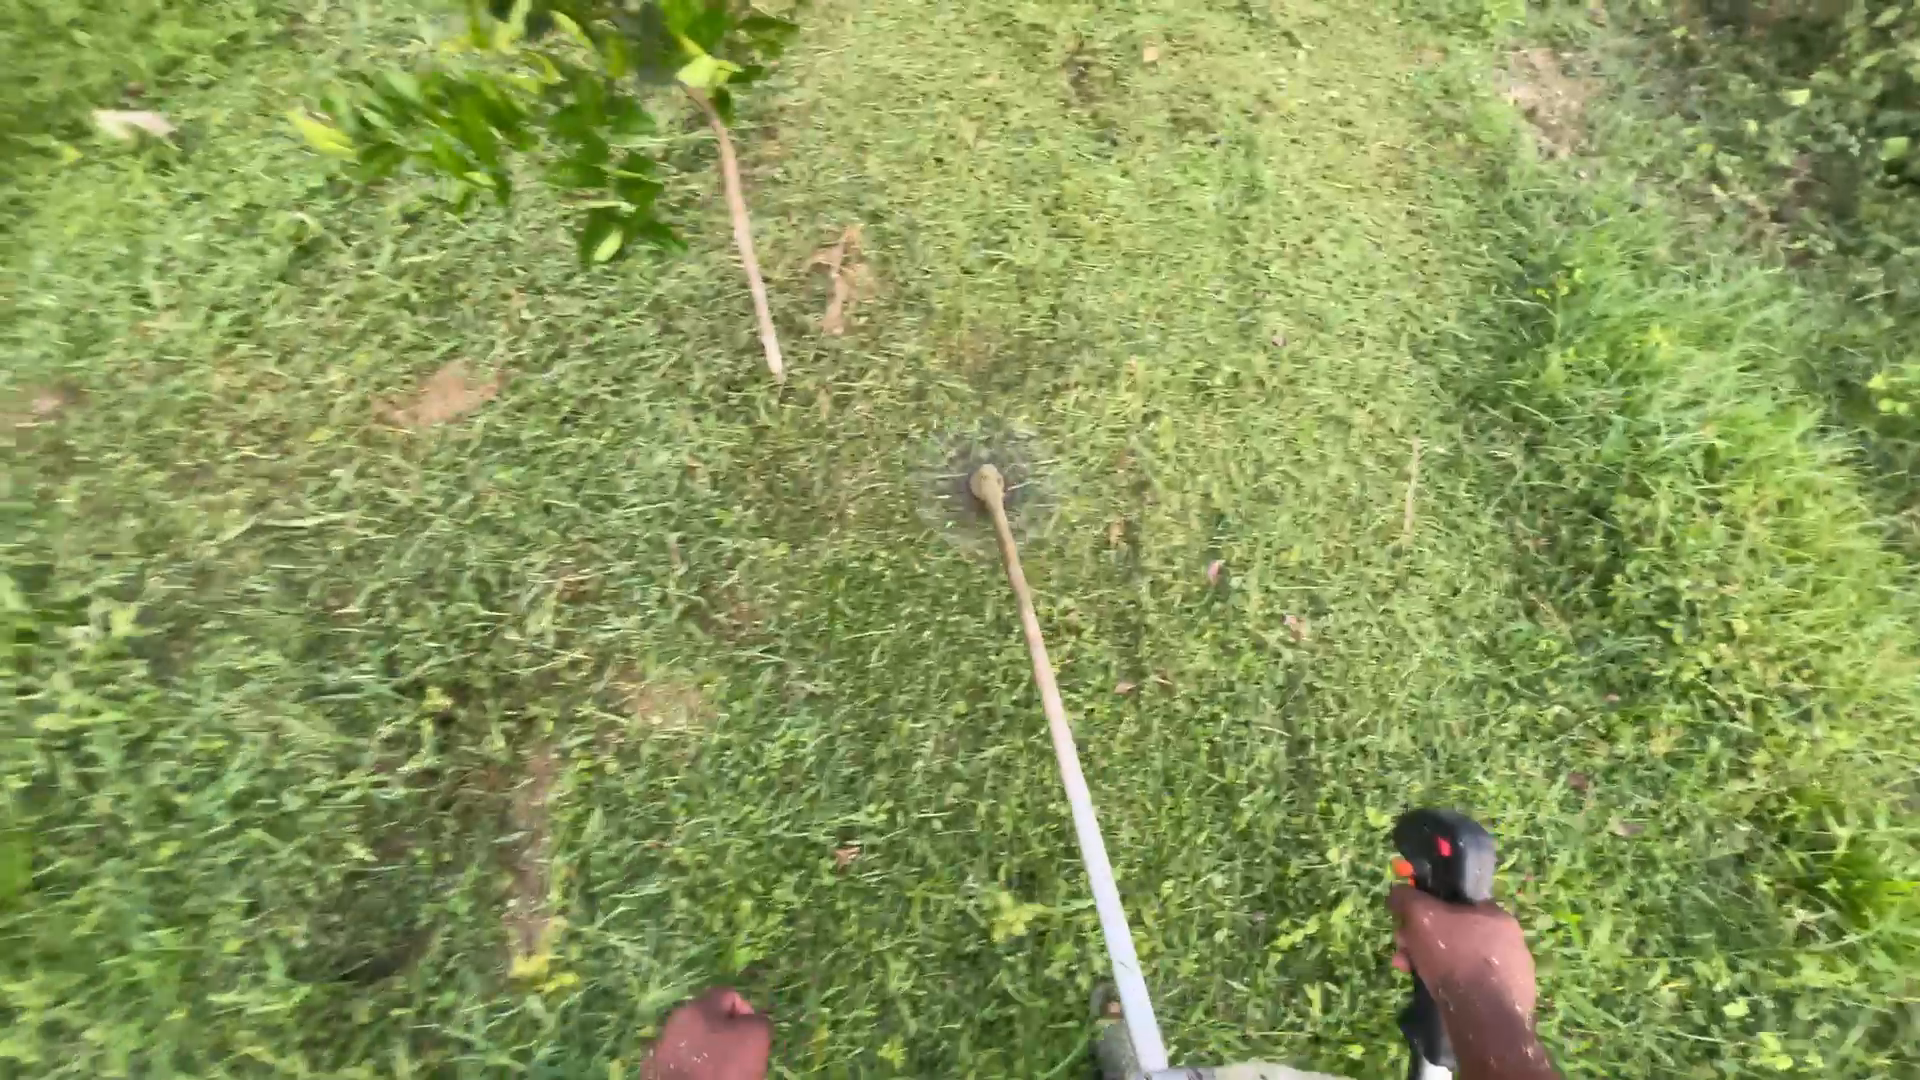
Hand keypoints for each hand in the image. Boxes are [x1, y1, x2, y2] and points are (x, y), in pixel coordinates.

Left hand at [642, 987, 771, 1079]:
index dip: (746, 1014)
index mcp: (696, 1007)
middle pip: (709, 1021)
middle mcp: (674, 1023)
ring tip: (720, 1071)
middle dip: (725, 1035)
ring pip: (694, 1044)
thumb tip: (750, 1024)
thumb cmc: (724, 1068)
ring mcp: (660, 1051)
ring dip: (707, 1053)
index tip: (751, 1039)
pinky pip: (682, 1065)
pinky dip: (693, 1070)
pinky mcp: (655, 1076)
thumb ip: (757, 1020)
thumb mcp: (758, 1036)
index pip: (729, 996)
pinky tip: (703, 1078)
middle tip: (738, 1057)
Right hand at [1388, 884, 1535, 1014]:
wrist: (1484, 1019)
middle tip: (1404, 951)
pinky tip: (1435, 988)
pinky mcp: (1511, 1000)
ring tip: (1410, 971)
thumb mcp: (1418, 914)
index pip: (1454, 903)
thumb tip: (1399, 893)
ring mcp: (1514, 973)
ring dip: (1430, 961)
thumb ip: (1406, 896)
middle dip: (1421, 939)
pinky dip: (1451, 982)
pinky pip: (1472, 981)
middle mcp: (1512, 942)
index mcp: (1497, 916)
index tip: (1407, 925)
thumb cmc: (1453, 956)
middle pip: (1451, 931)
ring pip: (1459, 957)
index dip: (1424, 910)